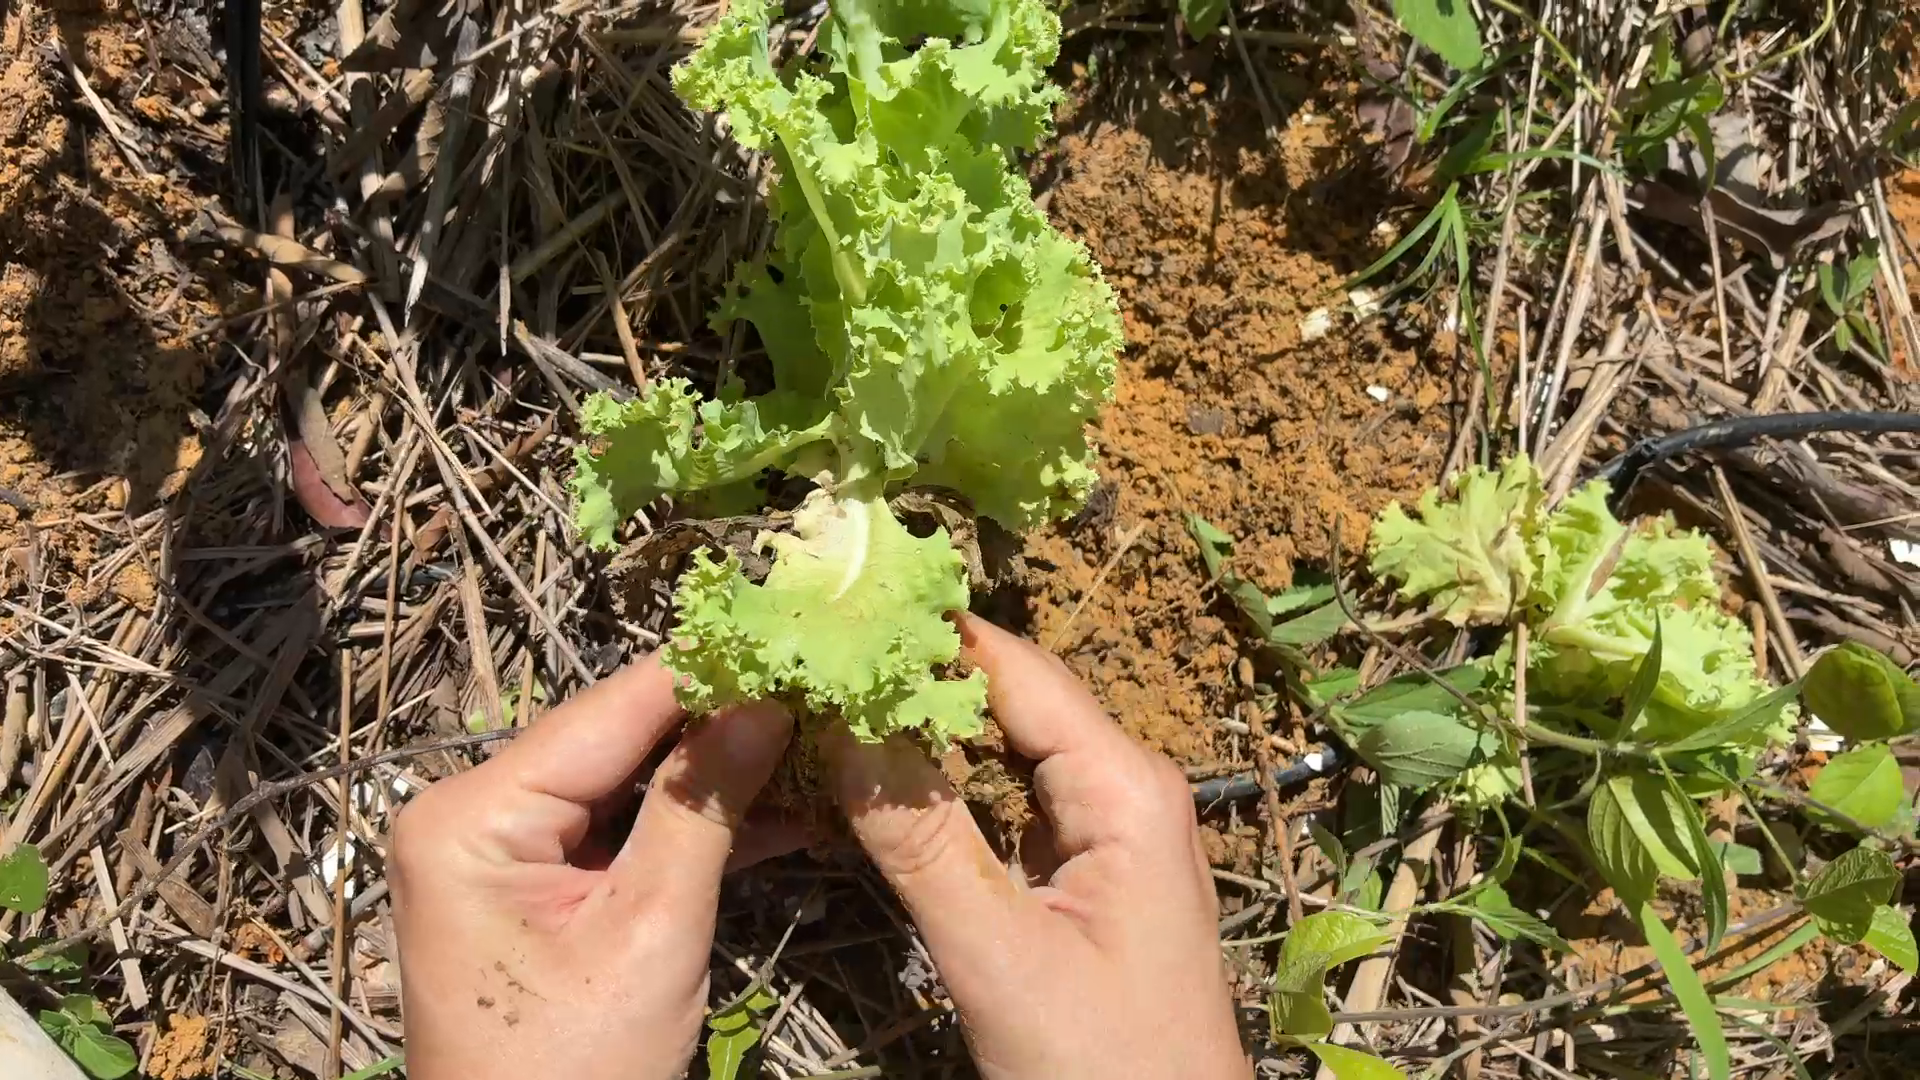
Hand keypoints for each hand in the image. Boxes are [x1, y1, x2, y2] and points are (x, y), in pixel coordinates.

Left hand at [389, 656, 794, 1079]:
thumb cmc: (579, 1071)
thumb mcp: (653, 927)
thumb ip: (705, 800)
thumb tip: (768, 700)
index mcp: (479, 811)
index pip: (615, 707)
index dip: (711, 672)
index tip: (793, 645)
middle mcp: (487, 805)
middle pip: (630, 735)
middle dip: (727, 721)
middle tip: (816, 693)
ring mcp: (521, 838)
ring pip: (645, 773)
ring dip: (729, 768)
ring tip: (814, 739)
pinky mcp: (557, 870)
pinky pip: (641, 820)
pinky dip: (708, 817)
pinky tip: (786, 803)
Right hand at [826, 614, 1248, 1079]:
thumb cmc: (1104, 1068)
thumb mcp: (1002, 962)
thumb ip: (922, 845)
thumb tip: (845, 728)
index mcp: (1123, 783)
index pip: (1018, 670)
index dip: (937, 634)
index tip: (854, 609)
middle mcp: (1123, 777)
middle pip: (1017, 694)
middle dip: (931, 668)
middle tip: (837, 648)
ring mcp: (1107, 814)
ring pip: (1012, 736)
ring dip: (938, 714)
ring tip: (856, 686)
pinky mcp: (1085, 850)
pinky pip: (1013, 783)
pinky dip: (955, 765)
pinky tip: (903, 760)